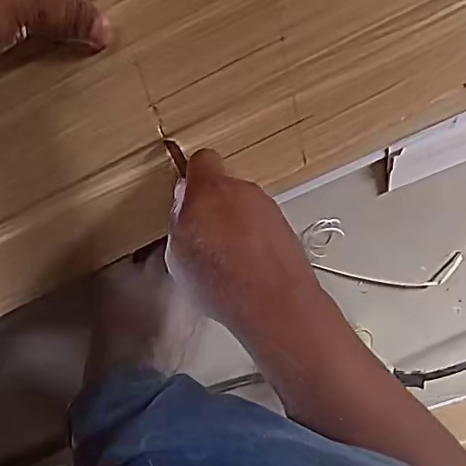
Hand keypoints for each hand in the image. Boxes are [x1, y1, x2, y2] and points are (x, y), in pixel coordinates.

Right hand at [167, 149, 327, 339]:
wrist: (274, 303)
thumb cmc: (226, 282)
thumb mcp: (178, 255)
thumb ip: (179, 221)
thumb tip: (182, 210)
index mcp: (210, 190)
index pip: (201, 162)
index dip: (193, 180)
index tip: (186, 200)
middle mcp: (243, 192)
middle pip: (225, 188)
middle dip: (214, 209)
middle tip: (203, 239)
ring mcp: (269, 209)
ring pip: (245, 209)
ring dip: (236, 227)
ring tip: (226, 262)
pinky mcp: (286, 228)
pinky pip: (263, 228)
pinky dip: (255, 242)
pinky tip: (247, 270)